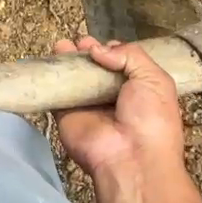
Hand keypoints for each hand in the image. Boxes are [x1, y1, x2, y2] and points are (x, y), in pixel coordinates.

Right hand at [50, 36, 184, 180]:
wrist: (130, 159)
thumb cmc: (150, 119)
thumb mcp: (155, 81)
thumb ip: (130, 55)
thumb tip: (96, 49)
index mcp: (137, 89)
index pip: (120, 62)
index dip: (110, 49)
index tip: (102, 44)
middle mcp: (110, 95)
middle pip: (93, 66)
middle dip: (86, 50)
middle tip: (80, 43)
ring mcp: (86, 104)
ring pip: (72, 75)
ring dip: (65, 58)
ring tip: (61, 45)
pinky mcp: (64, 113)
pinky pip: (53, 91)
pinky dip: (47, 76)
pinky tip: (46, 62)